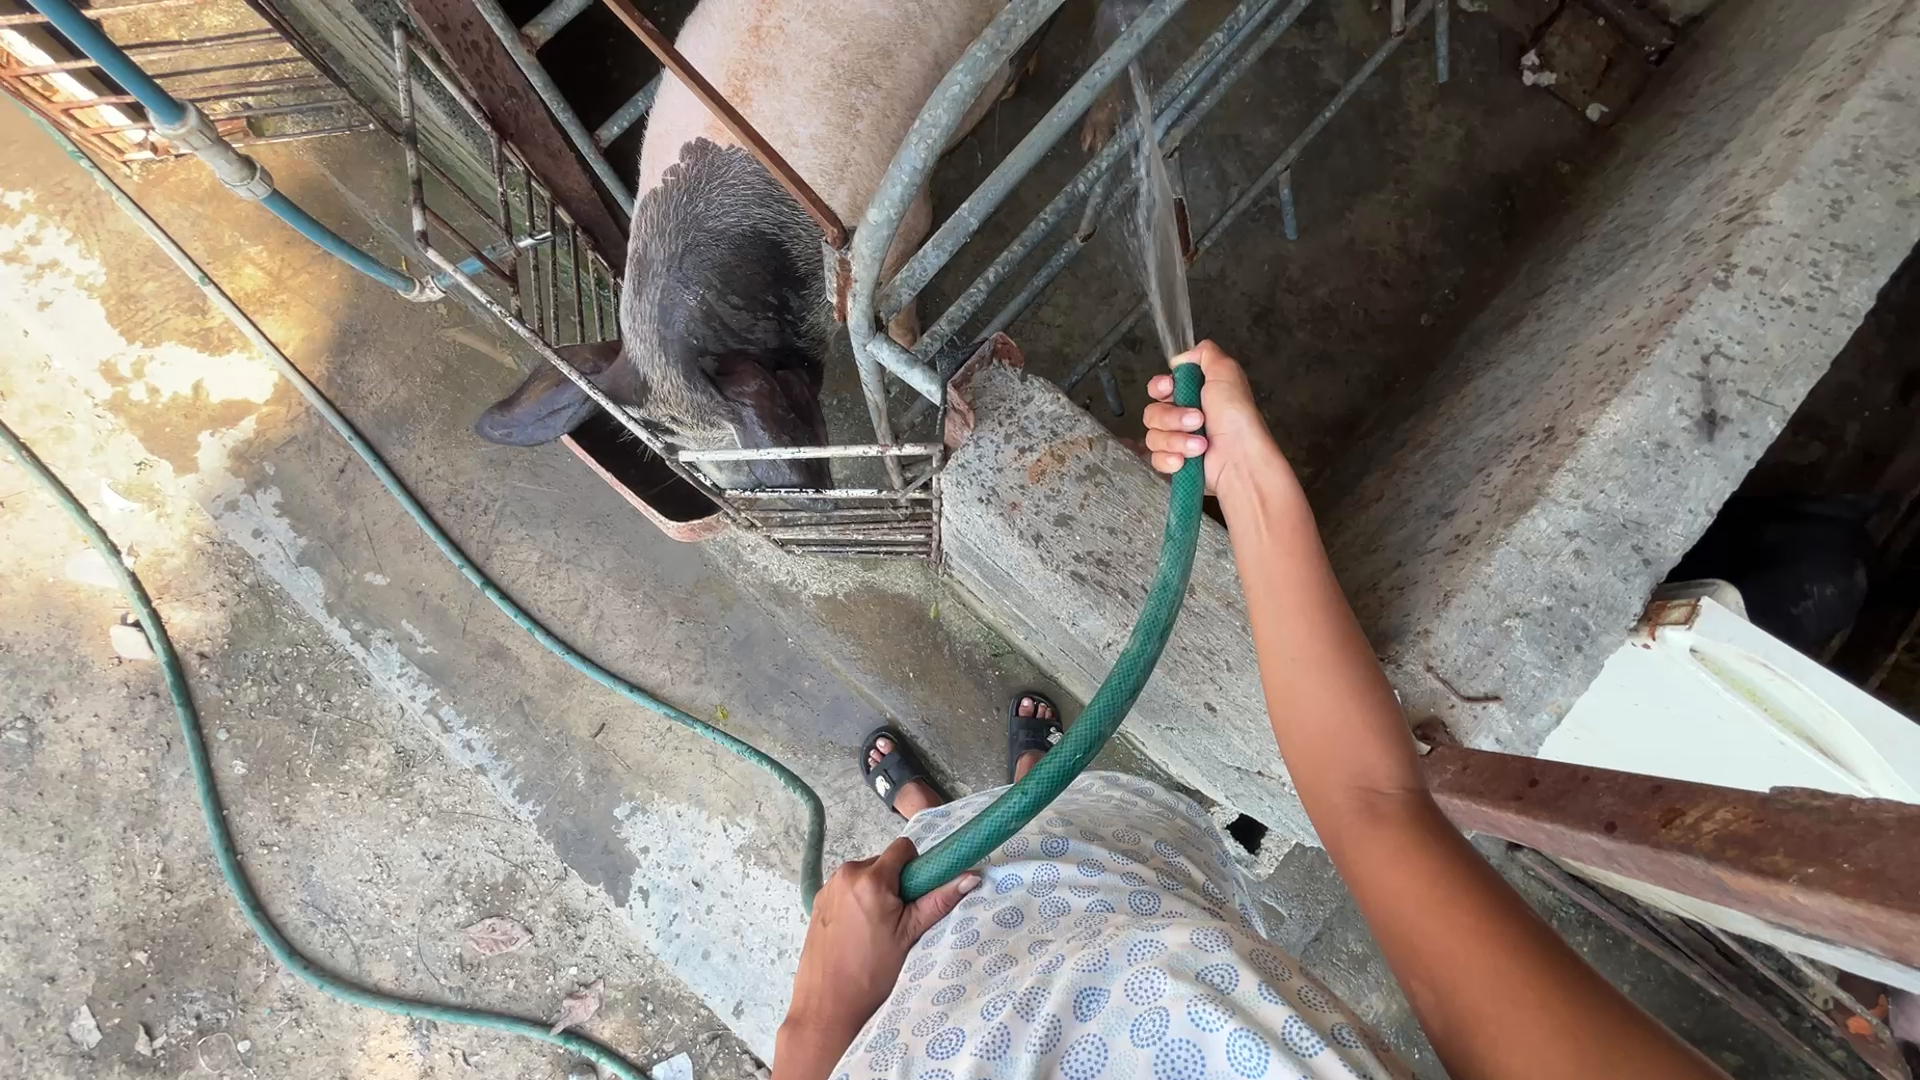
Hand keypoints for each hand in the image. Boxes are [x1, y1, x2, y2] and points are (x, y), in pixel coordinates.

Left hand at [775, 839, 980, 1079]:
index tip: (914, 895)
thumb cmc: (870, 975)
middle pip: (883, 862)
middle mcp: (846, 874)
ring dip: (874, 892)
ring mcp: (828, 886)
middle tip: (895, 919)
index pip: (903, 848)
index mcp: (871, 879)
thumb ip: (939, 901)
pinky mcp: (818, 900)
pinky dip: (855, 901)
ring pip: (864, 875)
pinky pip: (846, 888)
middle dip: (893, 883)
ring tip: (874, 929)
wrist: (827, 1008)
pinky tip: (855, 932)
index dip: (914, 867)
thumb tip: (970, 877)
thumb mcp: (909, 935)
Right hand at [1144, 340, 1287, 497]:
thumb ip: (1204, 354)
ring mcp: (1179, 441)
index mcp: (1194, 394)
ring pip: (1153, 436)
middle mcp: (1184, 416)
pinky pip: (1156, 458)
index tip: (1169, 388)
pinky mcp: (1176, 463)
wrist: (1240, 458)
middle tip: (1197, 419)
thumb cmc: (1236, 418)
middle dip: (1172, 417)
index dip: (1159, 387)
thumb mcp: (1226, 371)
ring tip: (1200, 444)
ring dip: (1176, 439)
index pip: (1159, 387)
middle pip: (1152, 412)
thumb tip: (1182, 357)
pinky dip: (1170, 458)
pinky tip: (1186, 461)